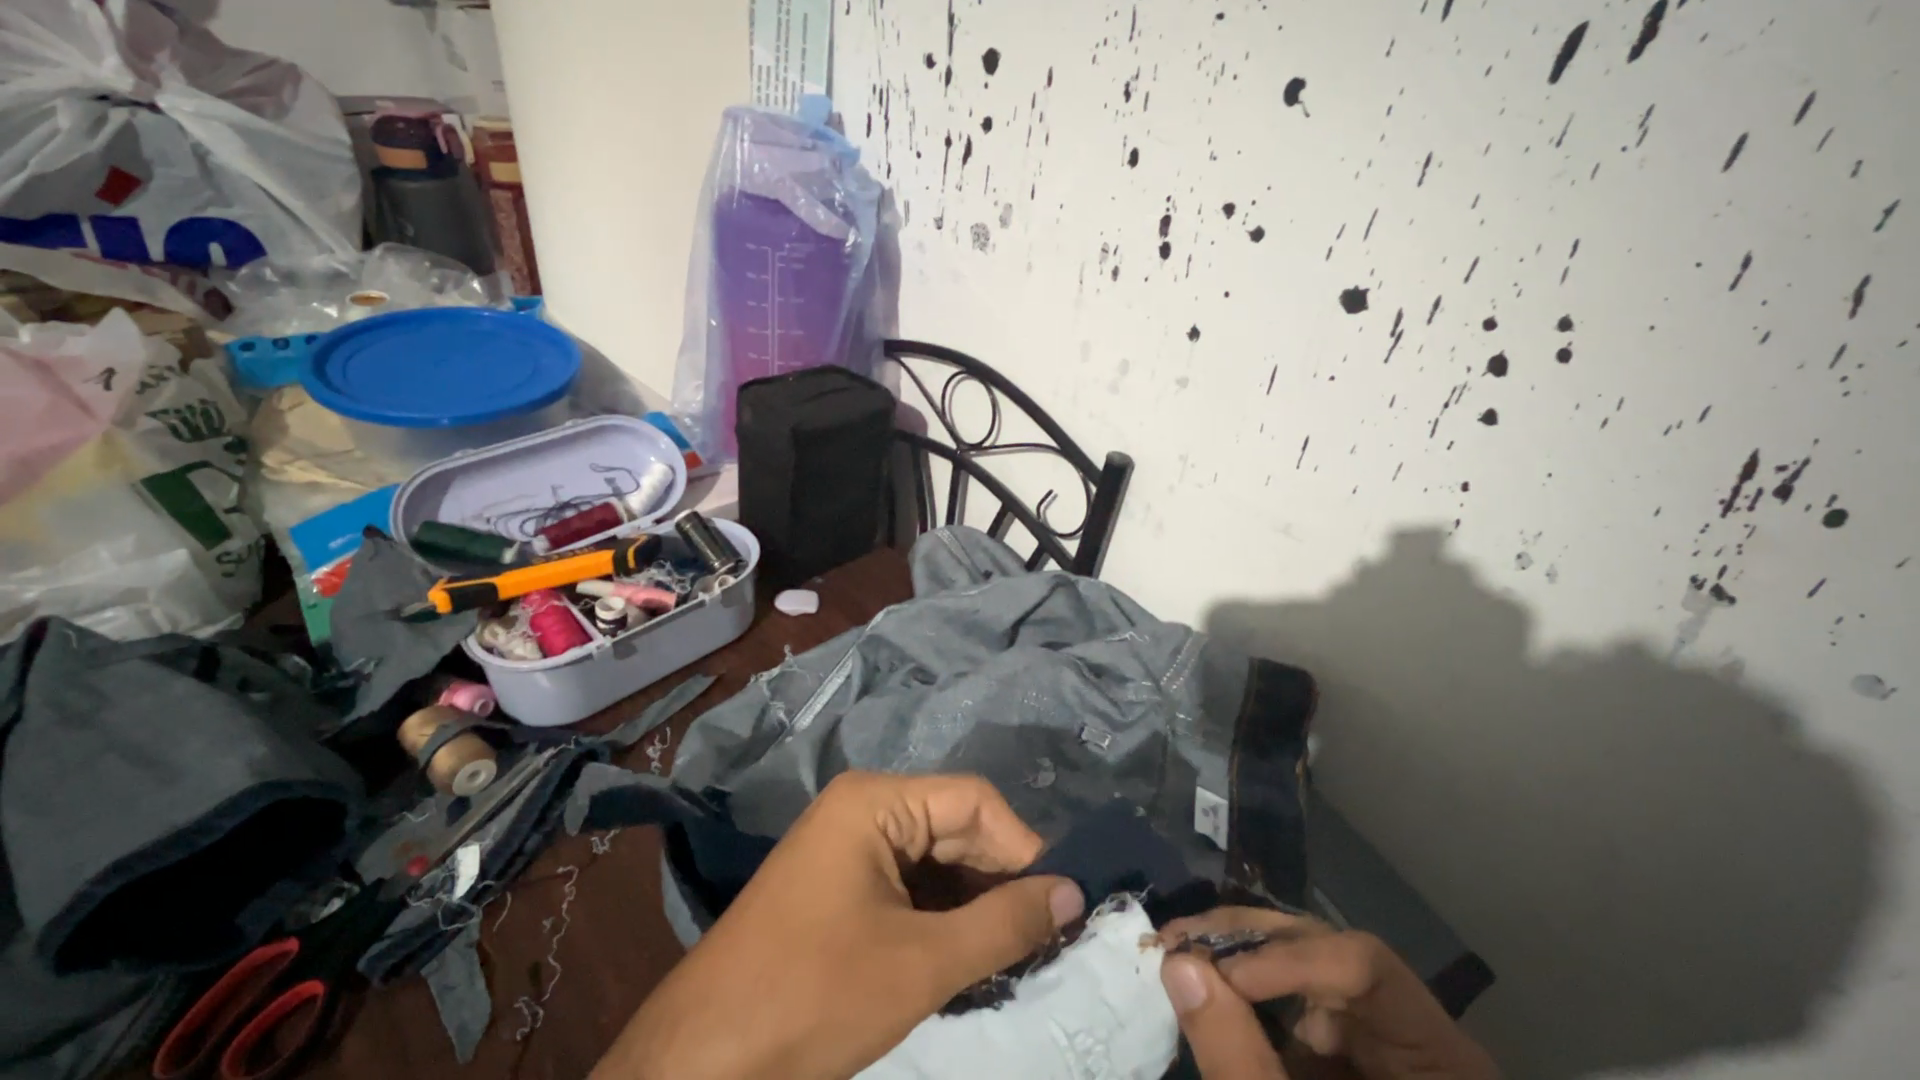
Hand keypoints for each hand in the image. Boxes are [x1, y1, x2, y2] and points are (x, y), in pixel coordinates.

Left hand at [593, 772, 1085, 1079]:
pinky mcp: (840, 890)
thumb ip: (1006, 923)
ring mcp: (847, 851)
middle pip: (957, 830)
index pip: (976, 802)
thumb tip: (1075, 893)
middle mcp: (862, 812)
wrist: (706, 1057)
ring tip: (1014, 956)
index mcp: (875, 802)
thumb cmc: (815, 994)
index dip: (1024, 849)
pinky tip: (969, 960)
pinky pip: (910, 889)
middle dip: (1001, 882)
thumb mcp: (923, 962)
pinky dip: (943, 921)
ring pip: (937, 864)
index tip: (1061, 908)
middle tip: (1045, 940)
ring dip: (976, 906)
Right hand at [1159, 907, 1498, 1079]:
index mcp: (1440, 1061)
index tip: (1214, 974)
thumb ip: (1239, 1059)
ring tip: (1178, 949)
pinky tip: (1202, 983)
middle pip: (1334, 955)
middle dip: (1251, 941)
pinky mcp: (1343, 1059)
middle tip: (1177, 937)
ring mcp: (1379, 1045)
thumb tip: (1178, 963)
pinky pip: (1295, 1005)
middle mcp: (1415, 1037)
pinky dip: (1245, 990)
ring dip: (1239, 954)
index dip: (1287, 959)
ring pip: (1309, 969)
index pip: (1364, 966)